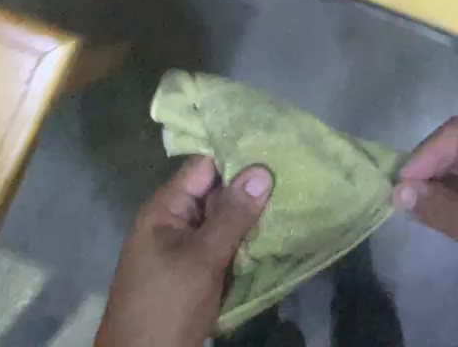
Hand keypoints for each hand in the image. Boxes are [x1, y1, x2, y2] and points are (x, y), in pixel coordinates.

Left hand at [96, 156, 272, 346]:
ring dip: (248, 219)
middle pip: (214, 193)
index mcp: (165, 208)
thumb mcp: (203, 260)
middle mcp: (172, 222)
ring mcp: (181, 250)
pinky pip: (219, 247)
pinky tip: (272, 238)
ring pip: (220, 222)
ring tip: (290, 202)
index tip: (274, 150)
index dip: (237, 156)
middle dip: (248, 189)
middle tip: (291, 177)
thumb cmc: (166, 307)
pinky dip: (241, 244)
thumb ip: (232, 215)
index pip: (204, 166)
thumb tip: (262, 170)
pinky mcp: (191, 274)